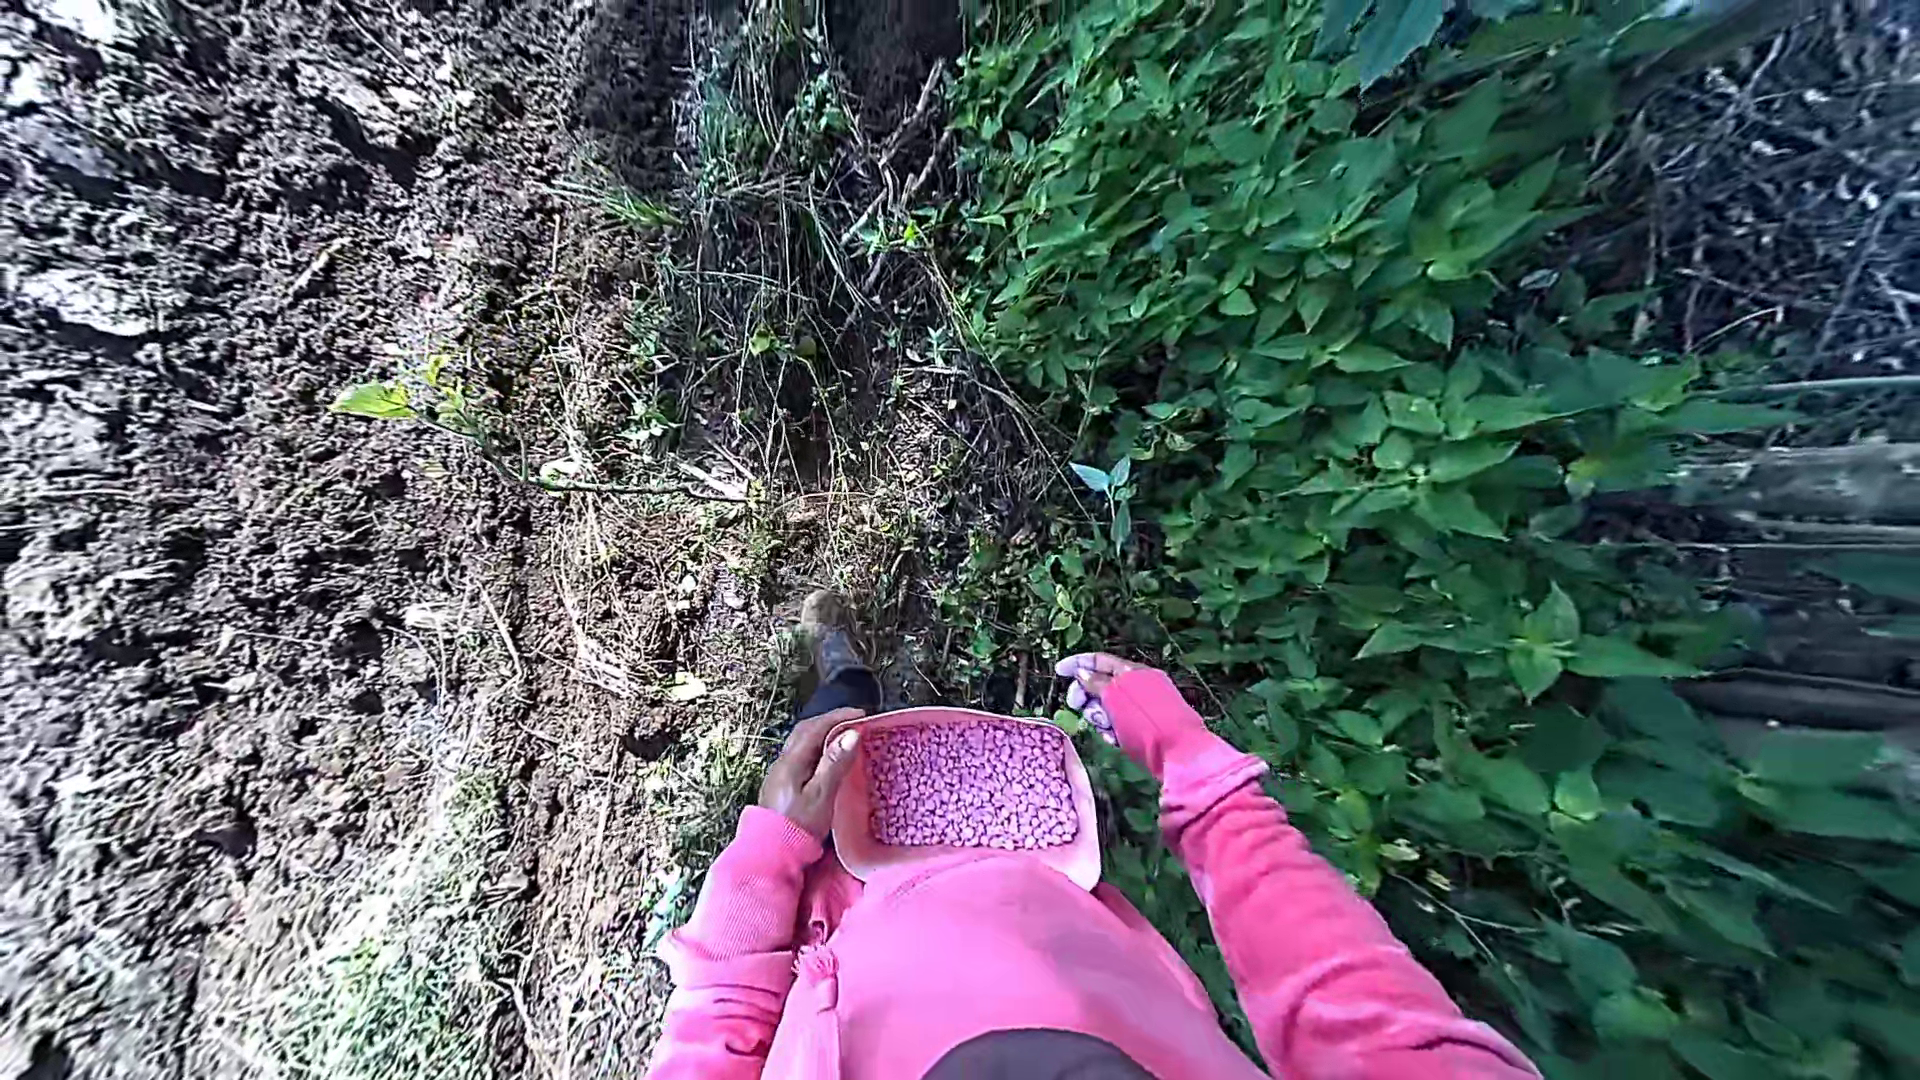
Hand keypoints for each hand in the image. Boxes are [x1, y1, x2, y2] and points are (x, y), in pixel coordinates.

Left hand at [758, 707, 864, 839]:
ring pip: (801, 743)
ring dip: (822, 733)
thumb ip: (835, 764)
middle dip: (830, 721)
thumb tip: (852, 734)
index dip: (838, 717)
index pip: (815, 728)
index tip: (861, 714)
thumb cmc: (798, 828)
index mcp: (791, 762)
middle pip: (805, 731)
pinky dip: (817, 748)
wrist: (768, 858)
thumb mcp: (821, 796)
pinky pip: (801, 755)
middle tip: (853, 721)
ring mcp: (779, 774)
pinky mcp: (781, 786)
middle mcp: (782, 763)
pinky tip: (827, 758)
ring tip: (843, 736)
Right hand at [1054, 652, 1140, 743]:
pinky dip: (1112, 729)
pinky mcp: (1145, 727)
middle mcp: (1138, 685)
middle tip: (1077, 706)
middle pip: (1101, 684)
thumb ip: (1095, 682)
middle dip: (1086, 695)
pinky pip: (1119, 722)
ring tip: (1105, 728)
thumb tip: (1081, 672)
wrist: (1179, 753)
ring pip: (1108, 706)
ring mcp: (1143, 706)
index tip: (1059, 671)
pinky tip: (1114, 739)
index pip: (1099, 660)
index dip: (1077, 663)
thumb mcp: (1115, 696)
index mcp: (1133, 671)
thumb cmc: (1144, 721)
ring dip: (1099, 715)